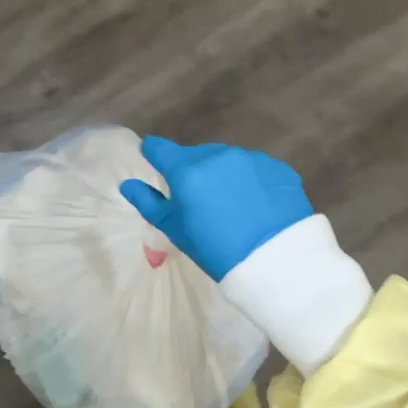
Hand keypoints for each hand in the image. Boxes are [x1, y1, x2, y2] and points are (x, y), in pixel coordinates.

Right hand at [119, 136, 312, 280]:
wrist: (274, 260)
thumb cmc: (213, 248)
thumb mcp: (174, 229)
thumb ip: (148, 202)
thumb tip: (128, 185)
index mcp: (187, 169)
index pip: (159, 148)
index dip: (153, 153)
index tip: (154, 162)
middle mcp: (219, 155)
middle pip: (195, 154)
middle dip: (191, 169)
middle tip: (195, 198)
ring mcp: (252, 158)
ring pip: (225, 160)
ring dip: (220, 174)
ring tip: (227, 203)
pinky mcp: (278, 168)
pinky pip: (254, 169)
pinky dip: (248, 181)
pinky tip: (253, 205)